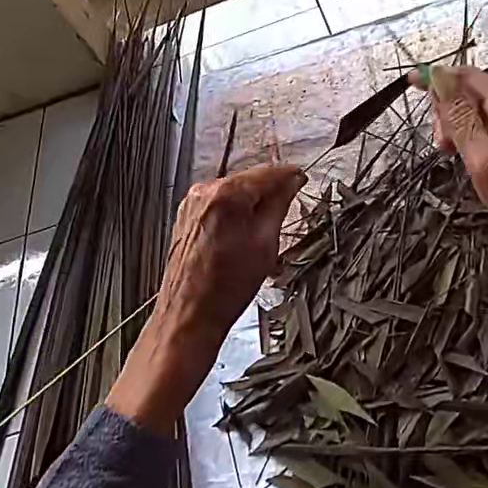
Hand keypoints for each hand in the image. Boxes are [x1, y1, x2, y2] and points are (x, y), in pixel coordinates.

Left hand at [107, 164, 306, 433]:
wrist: (189, 315)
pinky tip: (243, 241)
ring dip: (251, 207)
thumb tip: (291, 182)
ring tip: (263, 238)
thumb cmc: (226, 286)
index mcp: (227, 194)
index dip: (290, 177)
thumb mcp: (266, 243)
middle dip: (269, 195)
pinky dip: (235, 216)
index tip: (302, 181)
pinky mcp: (186, 217)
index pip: (268, 173)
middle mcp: (205, 191)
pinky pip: (219, 206)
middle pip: (249, 181)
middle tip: (286, 216)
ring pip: (234, 194)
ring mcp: (192, 204)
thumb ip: (279, 204)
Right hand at [424, 66, 487, 283]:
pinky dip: (479, 135)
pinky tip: (474, 158)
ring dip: (462, 125)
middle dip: (449, 109)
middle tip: (440, 146)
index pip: (468, 78)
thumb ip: (461, 119)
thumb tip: (440, 79)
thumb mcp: (484, 163)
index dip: (438, 78)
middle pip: (477, 93)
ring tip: (453, 156)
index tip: (412, 81)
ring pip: (487, 111)